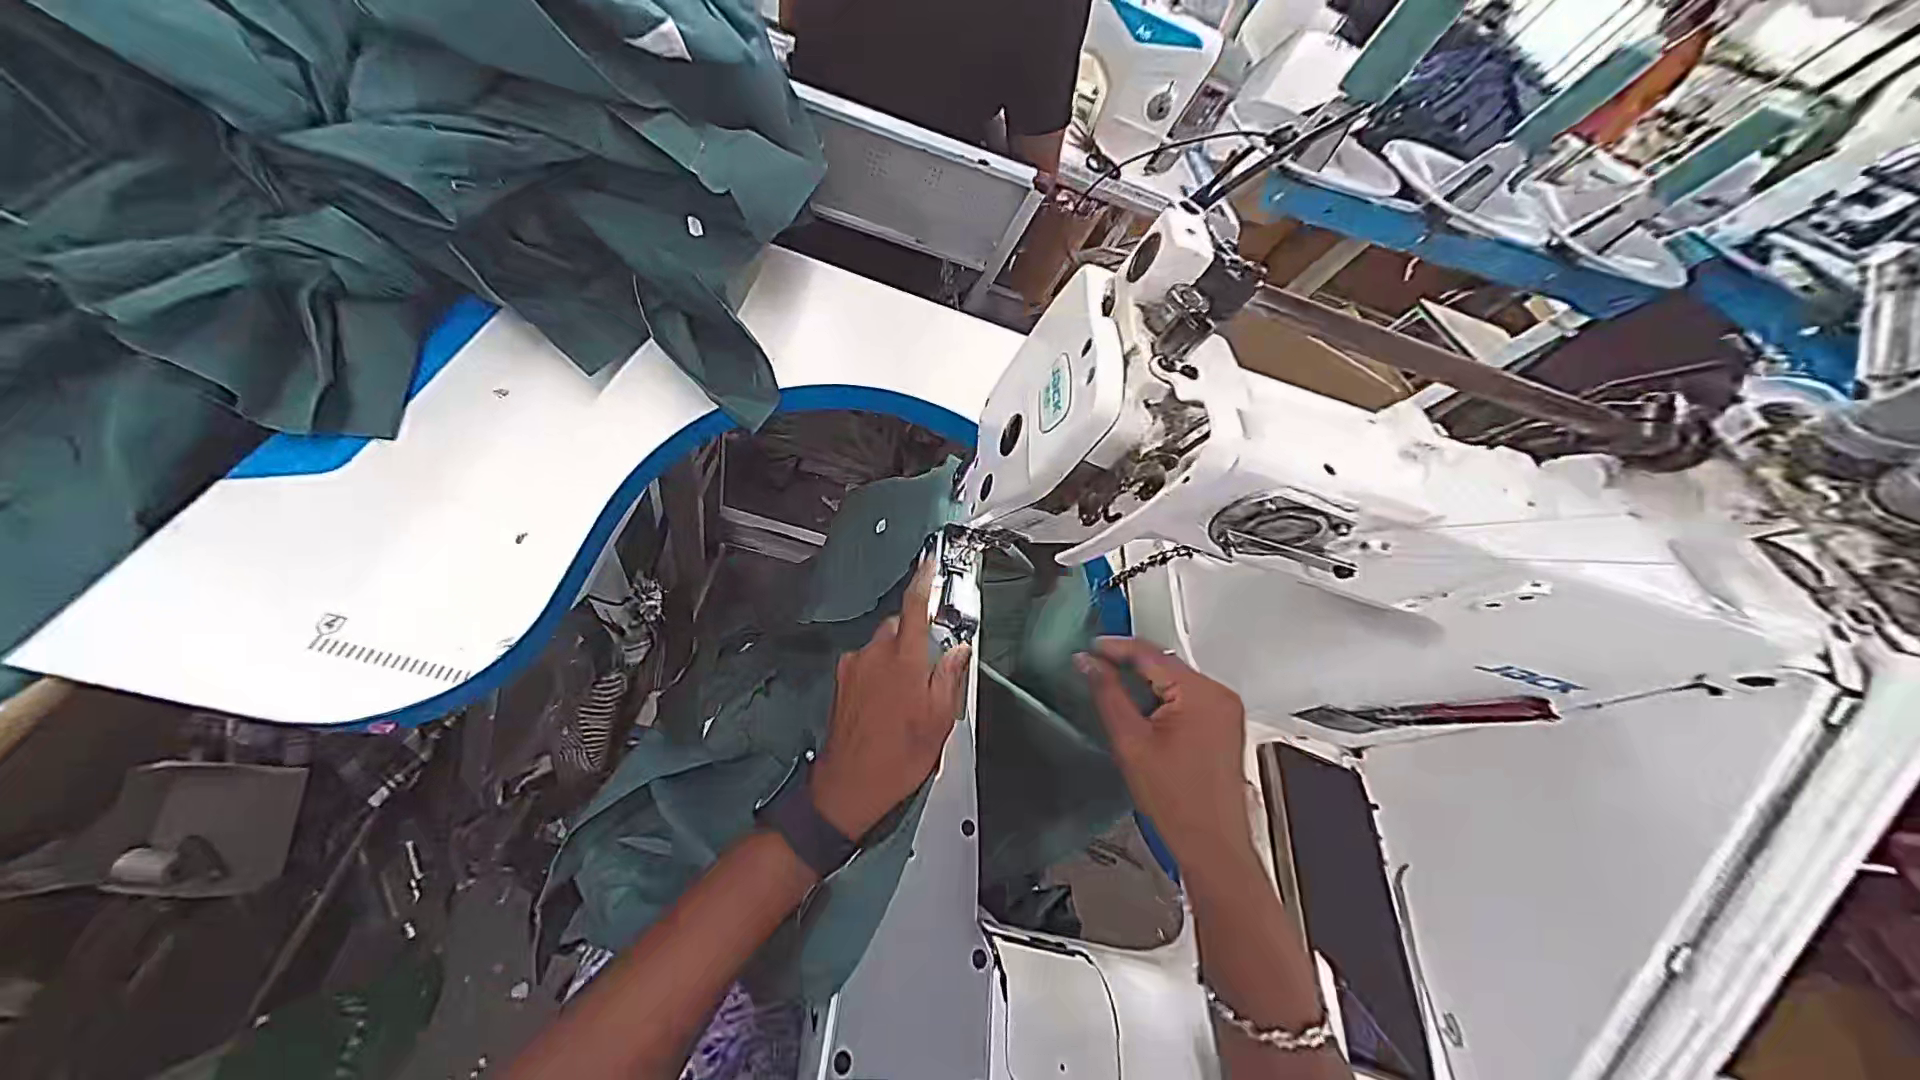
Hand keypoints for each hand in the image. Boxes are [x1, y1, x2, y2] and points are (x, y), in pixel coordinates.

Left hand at [811, 557, 971, 839]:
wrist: (850, 785)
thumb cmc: (896, 757)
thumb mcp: (939, 719)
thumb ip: (950, 676)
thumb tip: (958, 651)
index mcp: (904, 660)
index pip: (915, 606)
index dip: (924, 581)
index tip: (929, 565)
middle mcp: (875, 655)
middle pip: (900, 626)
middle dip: (917, 638)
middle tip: (931, 669)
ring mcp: (854, 666)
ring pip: (883, 644)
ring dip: (898, 657)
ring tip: (908, 696)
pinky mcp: (842, 679)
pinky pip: (867, 661)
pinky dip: (881, 671)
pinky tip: (888, 701)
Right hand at [1076, 637, 1256, 875]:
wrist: (1211, 843)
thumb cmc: (1180, 804)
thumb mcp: (1129, 741)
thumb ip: (1107, 693)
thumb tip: (1090, 664)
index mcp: (1200, 694)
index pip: (1149, 653)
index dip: (1113, 648)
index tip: (1090, 650)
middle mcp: (1219, 695)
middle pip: (1163, 663)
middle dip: (1127, 664)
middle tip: (1094, 668)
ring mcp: (1225, 709)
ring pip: (1173, 678)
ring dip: (1143, 680)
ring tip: (1113, 689)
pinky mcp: (1223, 722)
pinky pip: (1186, 694)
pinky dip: (1161, 696)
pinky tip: (1141, 710)